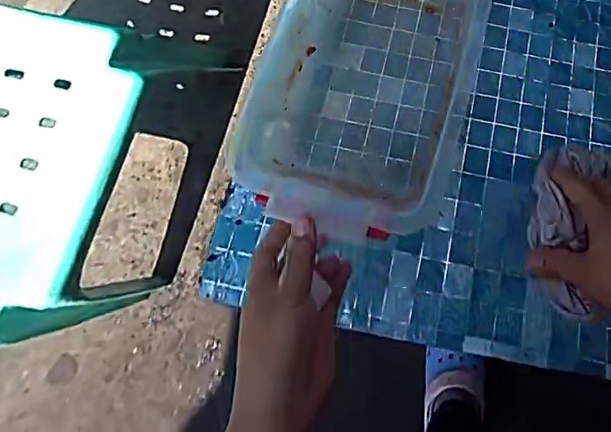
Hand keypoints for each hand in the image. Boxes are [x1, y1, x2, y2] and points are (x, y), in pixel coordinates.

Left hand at [229, 218, 351, 431]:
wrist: (283, 403)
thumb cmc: (275, 347)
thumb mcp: (288, 297)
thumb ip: (299, 258)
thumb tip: (304, 219)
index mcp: (263, 287)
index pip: (271, 248)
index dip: (286, 228)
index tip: (308, 206)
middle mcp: (281, 293)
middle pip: (297, 257)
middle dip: (313, 241)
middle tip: (335, 222)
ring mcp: (301, 307)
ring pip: (317, 273)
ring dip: (329, 260)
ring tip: (341, 255)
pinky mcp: (320, 320)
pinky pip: (331, 291)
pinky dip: (340, 278)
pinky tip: (348, 269)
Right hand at [525, 165, 610, 331]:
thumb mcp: (586, 276)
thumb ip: (558, 264)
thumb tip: (530, 258)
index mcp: (601, 211)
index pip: (577, 185)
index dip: (562, 176)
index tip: (550, 167)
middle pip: (601, 184)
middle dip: (584, 181)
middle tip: (571, 187)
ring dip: (606, 194)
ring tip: (596, 207)